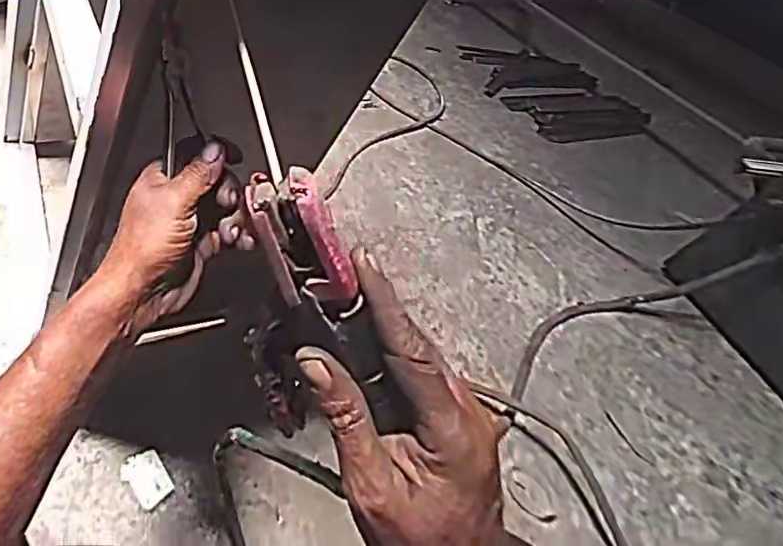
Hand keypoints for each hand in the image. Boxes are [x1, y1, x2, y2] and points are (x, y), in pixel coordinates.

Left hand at [95, 141, 255, 329]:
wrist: (141, 292)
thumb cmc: (141, 249)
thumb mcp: (173, 202)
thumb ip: (197, 174)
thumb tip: (214, 150)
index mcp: (162, 177)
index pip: (193, 152)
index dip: (215, 153)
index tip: (233, 157)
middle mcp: (176, 196)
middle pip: (216, 179)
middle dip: (228, 190)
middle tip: (226, 202)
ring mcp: (190, 219)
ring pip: (225, 206)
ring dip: (235, 216)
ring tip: (228, 229)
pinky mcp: (201, 242)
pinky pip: (227, 230)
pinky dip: (237, 234)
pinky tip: (238, 240)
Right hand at [296, 250, 510, 545]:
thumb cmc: (423, 540)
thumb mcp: (373, 486)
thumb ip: (344, 418)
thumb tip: (315, 363)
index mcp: (453, 429)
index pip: (411, 348)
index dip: (384, 301)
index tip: (364, 264)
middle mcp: (467, 411)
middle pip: (414, 342)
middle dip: (377, 304)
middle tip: (343, 272)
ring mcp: (465, 409)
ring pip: (416, 350)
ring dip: (382, 322)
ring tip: (349, 293)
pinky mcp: (455, 410)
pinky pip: (418, 365)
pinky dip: (390, 343)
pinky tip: (369, 334)